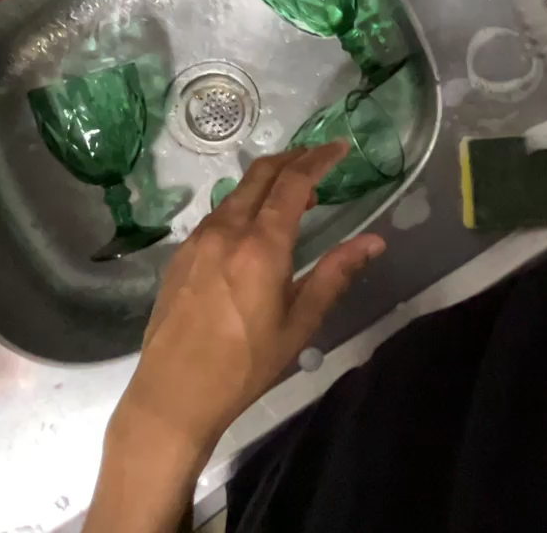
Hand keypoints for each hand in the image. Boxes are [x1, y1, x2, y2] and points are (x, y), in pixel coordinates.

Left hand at [109, 141, 384, 453]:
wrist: (171, 398)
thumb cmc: (245, 365)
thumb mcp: (300, 323)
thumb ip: (336, 273)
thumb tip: (375, 241)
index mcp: (261, 245)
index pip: (294, 182)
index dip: (319, 158)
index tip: (340, 147)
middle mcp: (227, 230)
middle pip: (262, 173)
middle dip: (294, 159)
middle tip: (319, 161)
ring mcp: (198, 240)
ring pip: (238, 191)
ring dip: (269, 182)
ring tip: (296, 199)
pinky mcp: (181, 254)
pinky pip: (220, 213)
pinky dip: (246, 203)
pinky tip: (256, 228)